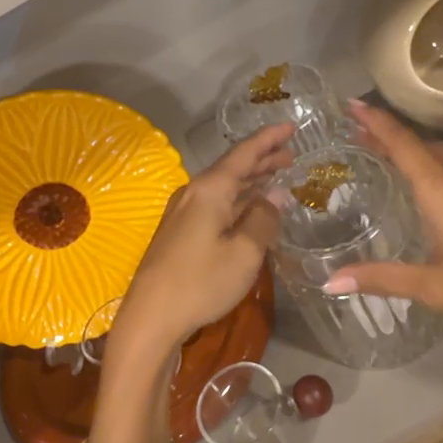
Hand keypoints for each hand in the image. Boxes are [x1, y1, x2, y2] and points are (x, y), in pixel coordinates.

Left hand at [114, 124, 294, 354]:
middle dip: (262, 160)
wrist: (151, 316)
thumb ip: (263, 219)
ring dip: (251, 181)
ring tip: (277, 176)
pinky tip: (251, 209)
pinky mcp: (180, 233)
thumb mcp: (244, 252)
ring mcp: (183, 213)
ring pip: (224, 188)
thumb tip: (273, 196)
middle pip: (232, 168)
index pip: (244, 154)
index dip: (268, 140)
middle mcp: (193, 193)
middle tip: (291, 154)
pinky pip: (215, 205)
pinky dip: (238, 201)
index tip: (290, 126)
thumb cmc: (200, 282)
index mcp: (209, 190)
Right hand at [324, 100, 442, 354]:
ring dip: (417, 153)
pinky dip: (439, 169)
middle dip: (390, 138)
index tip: (351, 105)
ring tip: (390, 160)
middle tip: (359, 137)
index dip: (376, 122)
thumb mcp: (436, 288)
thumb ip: (382, 279)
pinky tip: (435, 190)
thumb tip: (330, 281)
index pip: (402, 145)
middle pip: (422, 147)